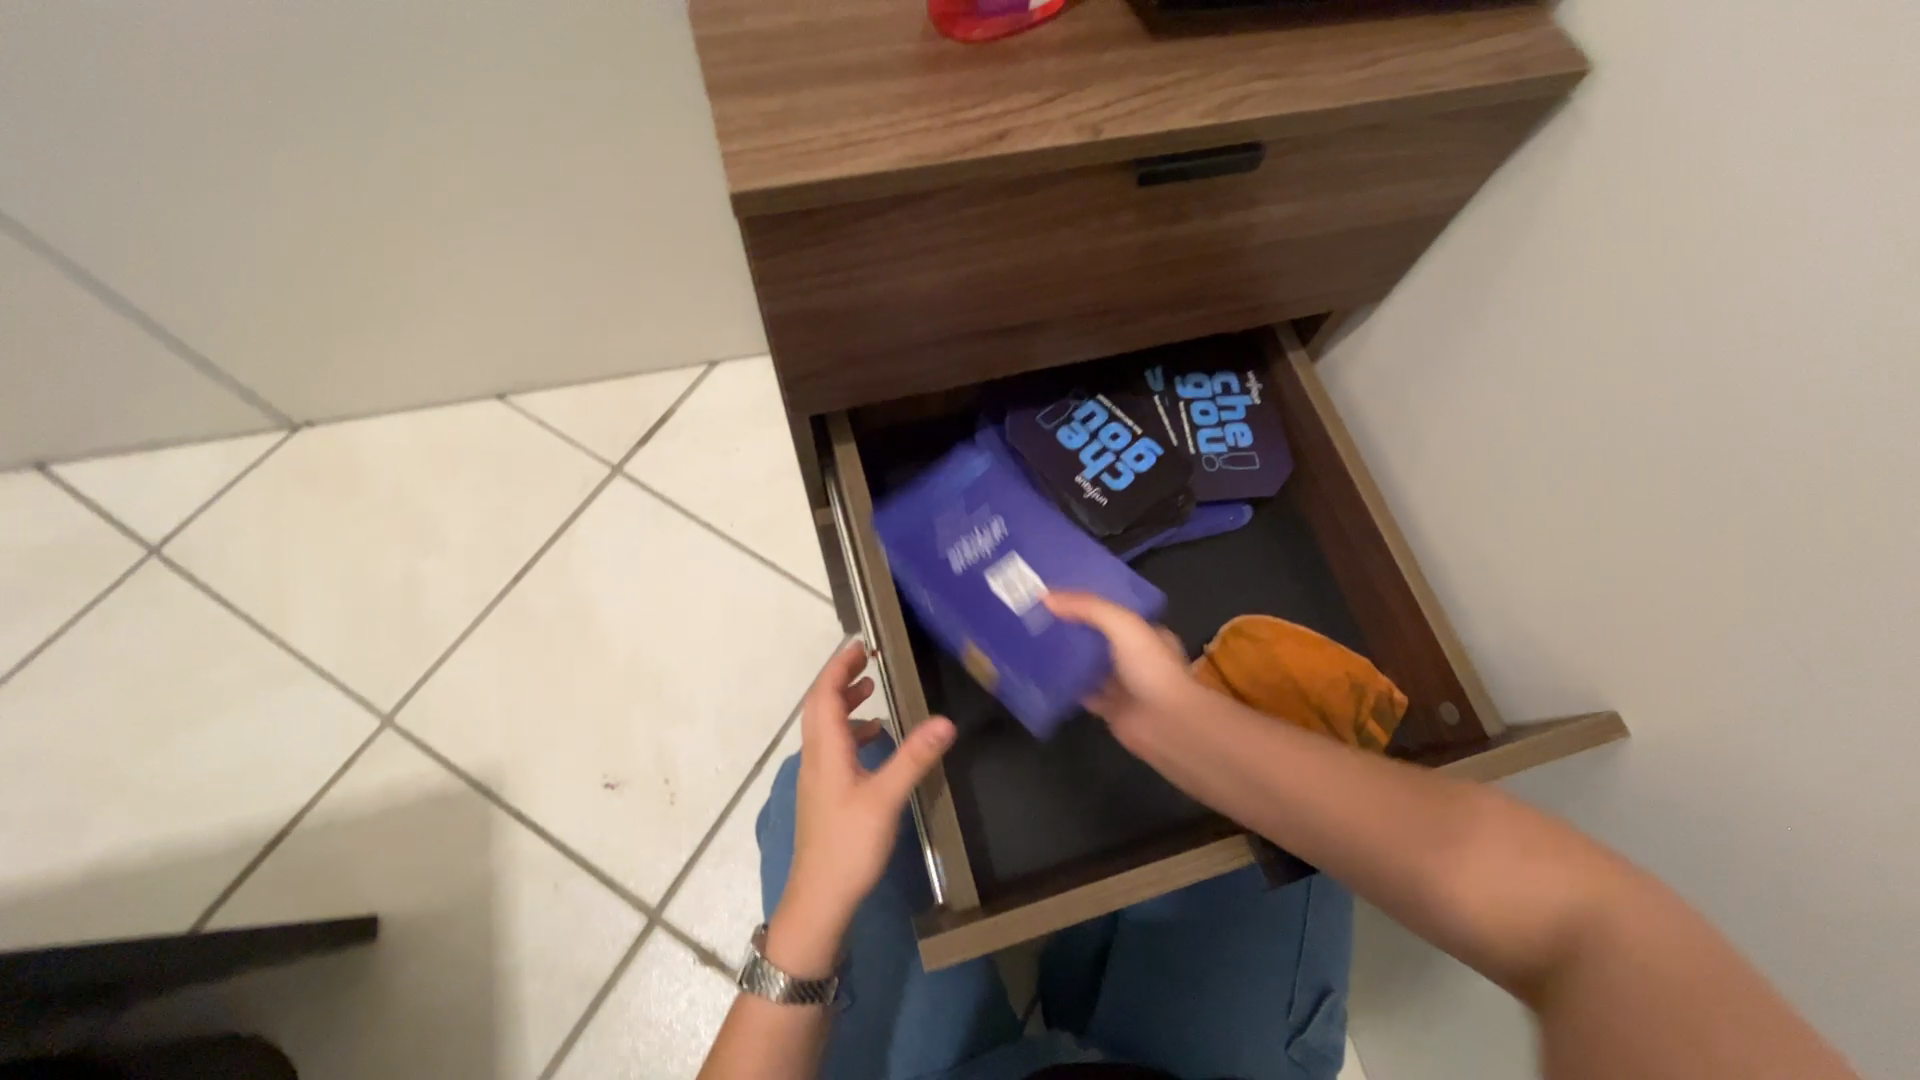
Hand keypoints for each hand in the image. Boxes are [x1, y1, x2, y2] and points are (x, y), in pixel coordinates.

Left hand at [767, 642, 955, 976]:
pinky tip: (876, 743)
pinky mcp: (824, 795)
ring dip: (846, 705)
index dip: (838, 666)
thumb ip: (913, 757)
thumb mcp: (886, 798)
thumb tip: (945, 721)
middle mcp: (815, 757)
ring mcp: (817, 777)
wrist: (819, 899)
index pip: (824, 694)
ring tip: (874, 693)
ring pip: (826, 728)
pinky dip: (852, 733)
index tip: (859, 644)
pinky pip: (833, 749)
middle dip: (842, 679)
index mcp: (825, 750)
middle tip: (869, 661)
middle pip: (821, 706)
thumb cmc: (848, 845)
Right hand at [1044, 592, 1204, 756]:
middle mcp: (1136, 657)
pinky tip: (1041, 675)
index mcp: (1147, 633)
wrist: (1166, 723)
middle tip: (1039, 615)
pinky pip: (1083, 693)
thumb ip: (1087, 607)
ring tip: (1034, 641)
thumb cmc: (1150, 667)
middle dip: (1074, 628)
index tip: (1059, 594)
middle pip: (1099, 638)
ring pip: (1089, 666)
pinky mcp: (1110, 709)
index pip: (1114, 611)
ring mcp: (1123, 684)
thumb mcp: (1122, 624)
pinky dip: (1065, 686)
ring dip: (1067, 657)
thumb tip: (1045, 596)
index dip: (1089, 602)